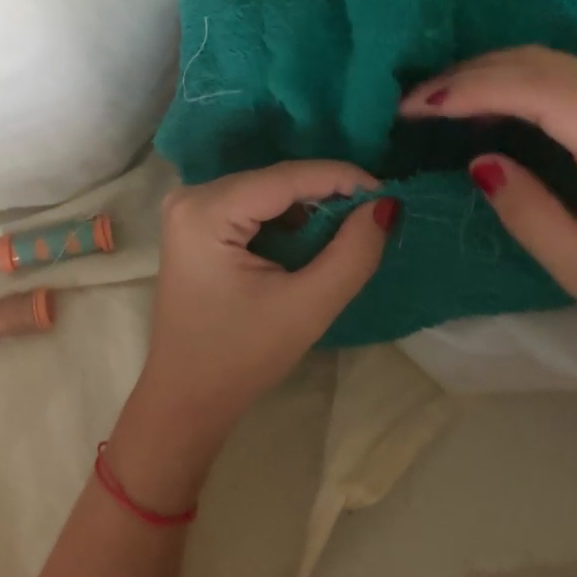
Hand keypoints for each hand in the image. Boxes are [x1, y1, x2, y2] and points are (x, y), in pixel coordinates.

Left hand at [106, 162, 394, 511]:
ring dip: (309, 206)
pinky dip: (286, 218)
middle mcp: (191, 196)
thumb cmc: (241, 358)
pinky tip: (314, 239)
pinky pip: (252, 205)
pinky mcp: (196, 224)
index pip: (285, 177)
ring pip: (266, 191)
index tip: (391, 191)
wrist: (185, 398)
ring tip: (351, 228)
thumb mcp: (306, 308)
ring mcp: (189, 208)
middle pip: (274, 180)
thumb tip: (386, 206)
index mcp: (205, 211)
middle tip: (377, 212)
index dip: (341, 178)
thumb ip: (351, 254)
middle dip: (327, 192)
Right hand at [399, 46, 576, 329]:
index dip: (474, 89)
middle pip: (537, 62)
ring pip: (545, 59)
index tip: (418, 107)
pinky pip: (558, 71)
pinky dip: (508, 77)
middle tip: (412, 105)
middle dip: (466, 76)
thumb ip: (530, 216)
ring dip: (484, 72)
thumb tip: (480, 162)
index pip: (541, 91)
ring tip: (436, 102)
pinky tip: (482, 101)